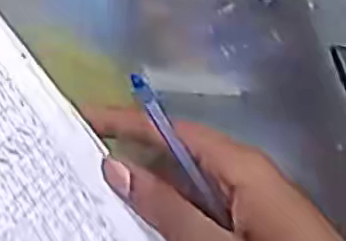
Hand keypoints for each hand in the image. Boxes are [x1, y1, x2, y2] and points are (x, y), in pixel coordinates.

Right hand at [87, 107, 344, 240]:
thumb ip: (168, 208)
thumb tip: (116, 166)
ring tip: (114, 197)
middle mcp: (248, 175)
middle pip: (176, 157)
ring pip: (190, 188)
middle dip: (135, 162)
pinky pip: (209, 212)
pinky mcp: (263, 230)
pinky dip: (179, 215)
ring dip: (155, 194)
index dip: (121, 120)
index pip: (166, 127)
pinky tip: (155, 225)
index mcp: (240, 164)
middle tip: (89, 164)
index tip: (82, 116)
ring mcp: (258, 206)